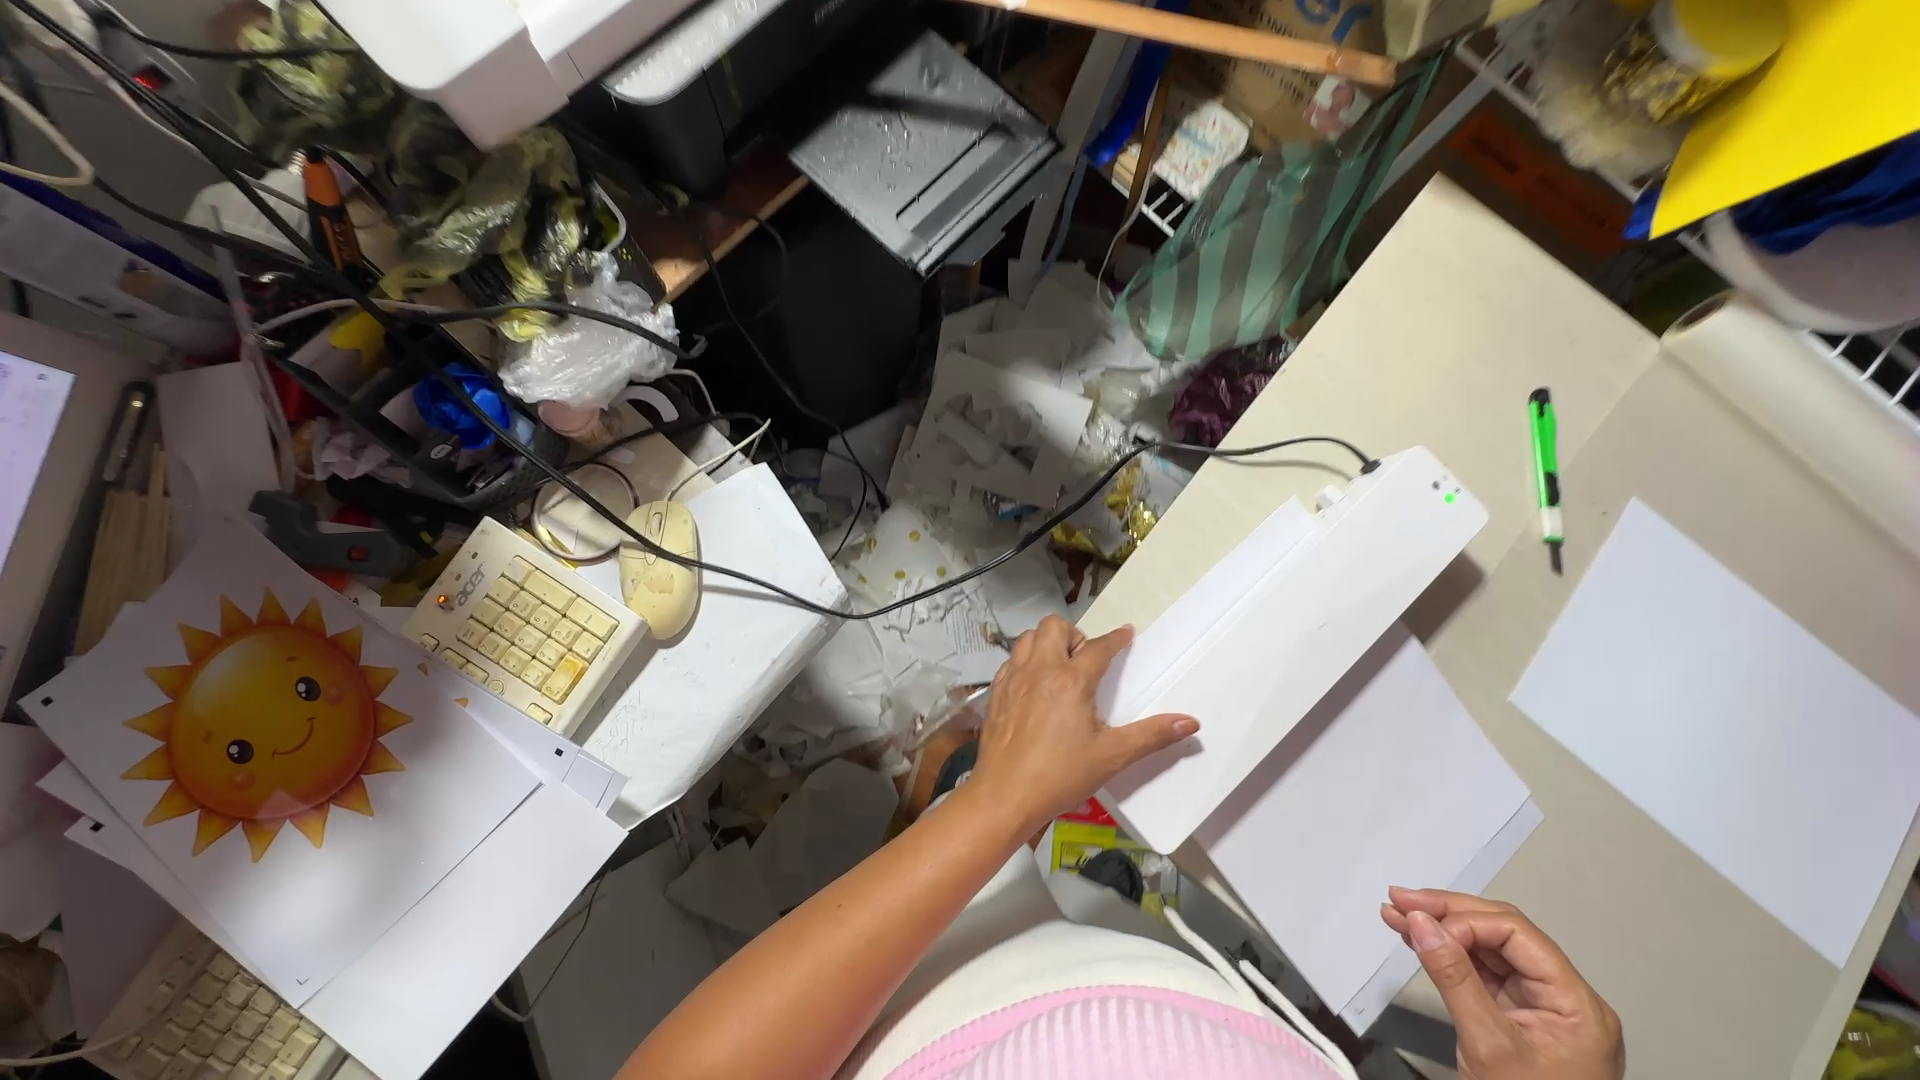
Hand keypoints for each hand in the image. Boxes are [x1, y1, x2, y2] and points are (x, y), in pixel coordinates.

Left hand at [968, 617, 1198, 834]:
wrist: (1004, 796)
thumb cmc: (1060, 776)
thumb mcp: (1111, 757)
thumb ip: (1151, 736)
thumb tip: (1190, 722)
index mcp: (1070, 681)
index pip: (1098, 647)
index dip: (1116, 638)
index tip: (1126, 634)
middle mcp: (1039, 670)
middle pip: (1054, 627)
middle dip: (1074, 635)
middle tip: (1086, 659)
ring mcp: (1013, 680)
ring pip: (1028, 639)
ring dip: (1046, 643)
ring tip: (1059, 667)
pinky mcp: (995, 694)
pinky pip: (1011, 661)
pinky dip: (1025, 662)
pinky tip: (1034, 686)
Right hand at [1381, 889, 1622, 1079]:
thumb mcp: (1487, 1046)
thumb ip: (1454, 977)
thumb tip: (1419, 921)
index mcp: (1576, 1003)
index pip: (1518, 935)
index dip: (1466, 920)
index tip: (1420, 924)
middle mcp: (1563, 997)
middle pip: (1504, 934)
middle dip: (1448, 914)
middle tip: (1398, 900)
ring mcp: (1540, 1007)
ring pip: (1489, 949)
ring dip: (1441, 929)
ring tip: (1395, 913)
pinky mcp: (1517, 1017)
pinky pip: (1482, 972)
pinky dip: (1447, 954)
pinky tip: (1414, 939)